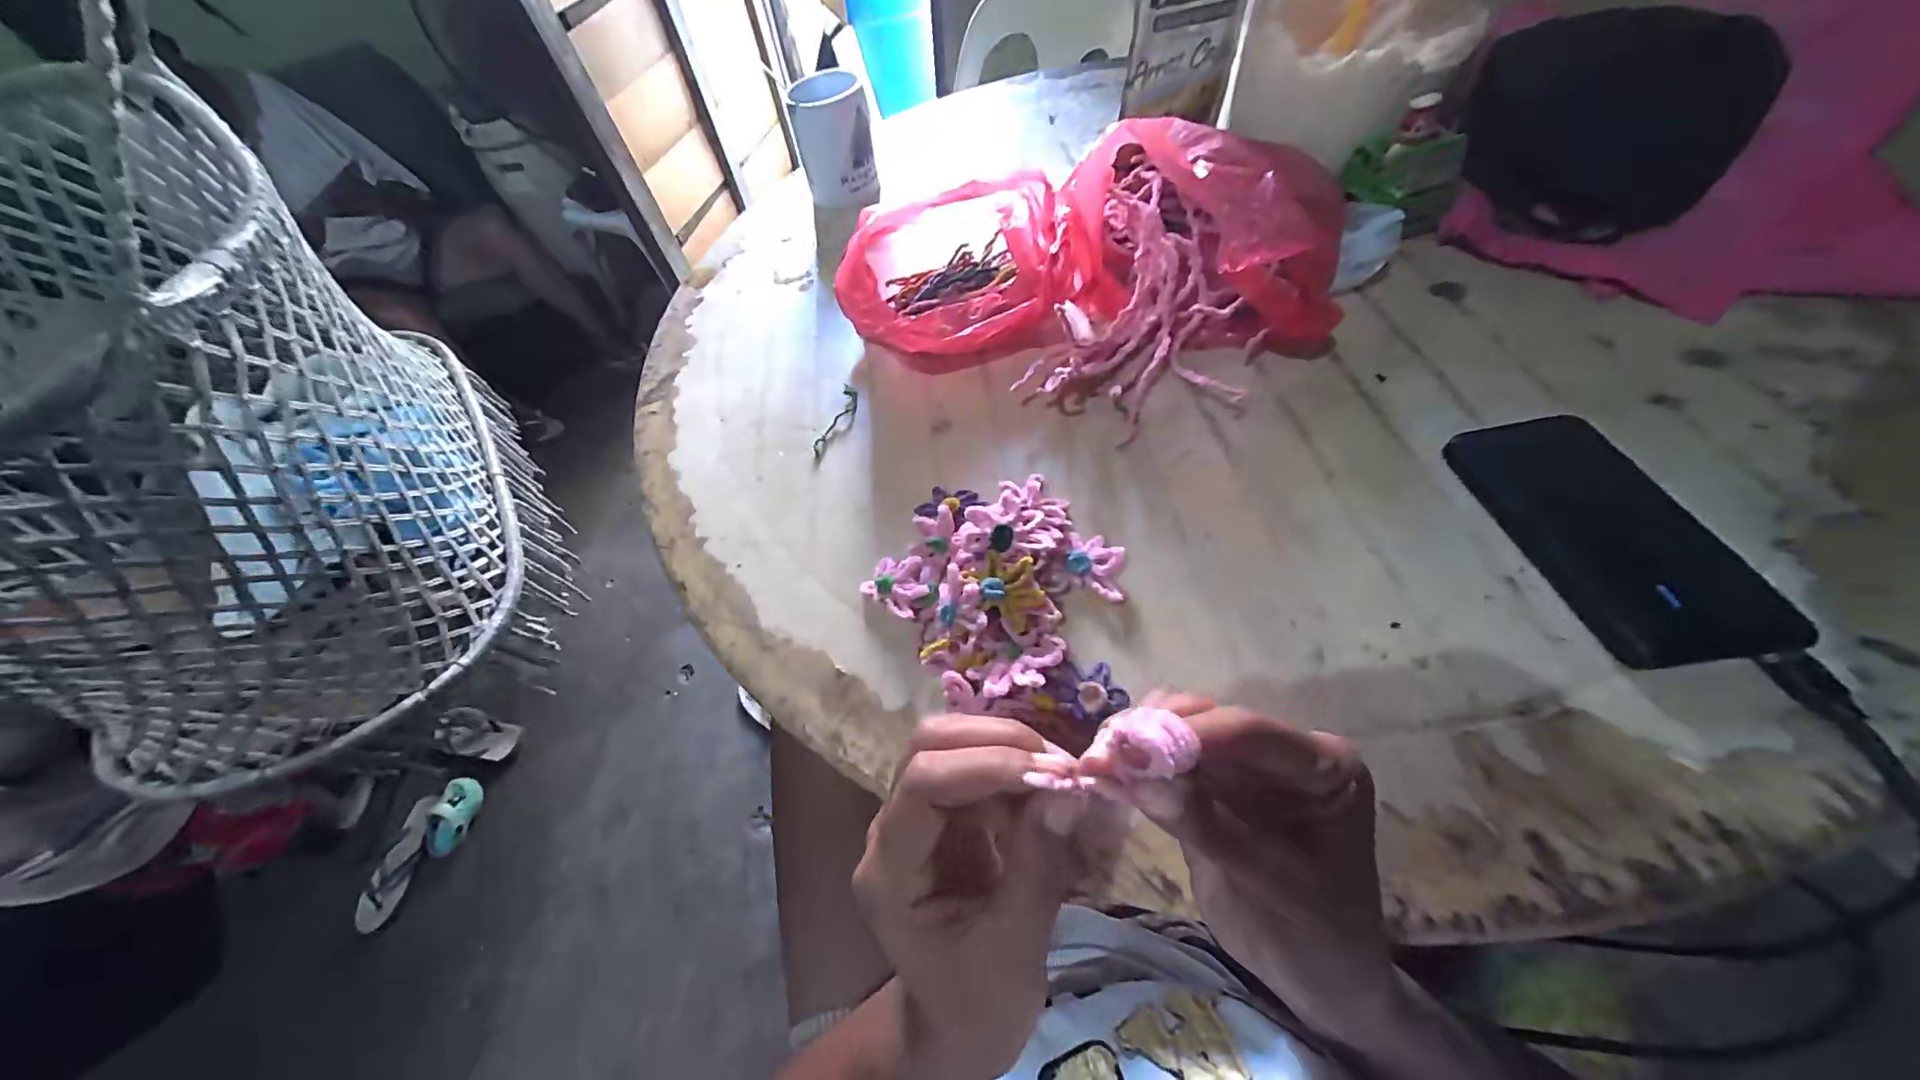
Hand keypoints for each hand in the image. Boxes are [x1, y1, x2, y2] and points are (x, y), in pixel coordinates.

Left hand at [851, 715, 1081, 1078]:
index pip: (923, 784)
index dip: (987, 766)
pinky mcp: (945, 816)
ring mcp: (916, 817)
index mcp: (890, 871)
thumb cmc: (977, 1004)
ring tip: (1063, 773)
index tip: (1052, 777)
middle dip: (998, 741)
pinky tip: (1049, 786)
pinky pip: (975, 767)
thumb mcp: (1015, 947)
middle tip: (1061, 765)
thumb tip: (1068, 789)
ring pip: (951, 745)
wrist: (956, 1026)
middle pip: (929, 745)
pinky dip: (1015, 766)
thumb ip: (1039, 866)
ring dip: (1010, 747)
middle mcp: (891, 829)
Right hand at [1101, 693, 1391, 1035]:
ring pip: (1179, 728)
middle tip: (1104, 750)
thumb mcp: (1264, 879)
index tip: (1132, 745)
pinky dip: (1134, 764)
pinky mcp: (1209, 782)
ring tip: (1099, 760)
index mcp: (1322, 764)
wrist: (1315, 976)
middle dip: (1153, 730)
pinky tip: (1104, 772)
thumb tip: (1134, 773)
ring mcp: (1242, 764)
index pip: (1249, 730)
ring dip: (1136, 740)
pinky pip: (1166, 760)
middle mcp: (1279, 751)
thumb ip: (1202, 823)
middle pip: (1208, 718)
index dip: (1188, 732)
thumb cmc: (1311, 931)